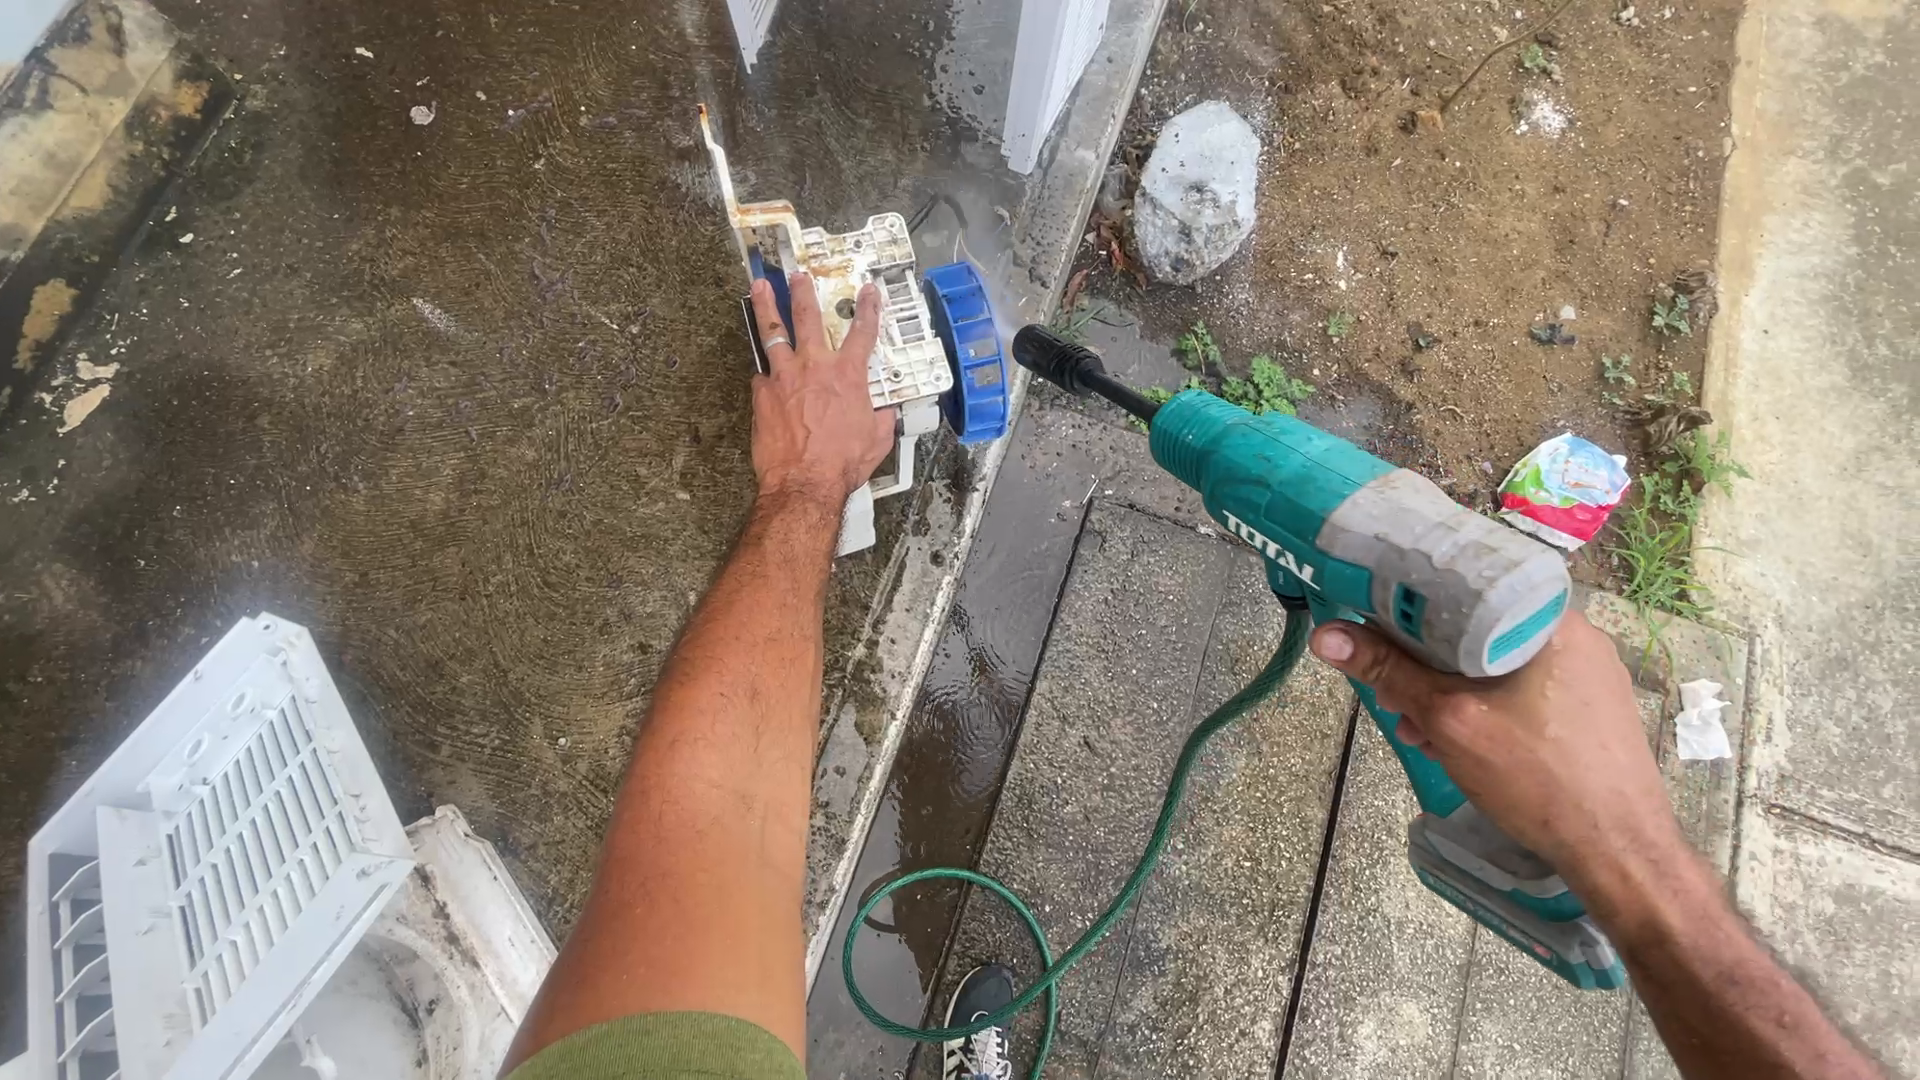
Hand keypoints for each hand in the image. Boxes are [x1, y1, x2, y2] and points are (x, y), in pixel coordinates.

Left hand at [748, 273, 895, 506]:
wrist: (805, 481)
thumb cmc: (841, 464)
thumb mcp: (877, 439)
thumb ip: (881, 418)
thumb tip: (885, 413)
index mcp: (848, 376)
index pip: (863, 332)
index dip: (868, 308)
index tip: (868, 292)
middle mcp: (815, 367)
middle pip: (808, 317)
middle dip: (804, 293)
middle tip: (799, 277)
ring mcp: (784, 378)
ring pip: (772, 332)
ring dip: (766, 307)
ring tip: (759, 288)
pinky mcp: (762, 395)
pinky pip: (761, 376)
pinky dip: (764, 374)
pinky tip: (763, 375)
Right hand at [1309, 613, 1683, 898]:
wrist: (1621, 855)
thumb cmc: (1537, 777)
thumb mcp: (1447, 718)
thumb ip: (1386, 670)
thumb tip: (1324, 633)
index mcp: (1548, 620)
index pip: (1460, 586)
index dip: (1403, 603)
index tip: (1366, 626)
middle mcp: (1570, 634)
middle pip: (1468, 627)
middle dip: (1417, 661)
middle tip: (1388, 695)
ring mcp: (1582, 672)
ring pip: (1485, 661)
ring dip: (1441, 690)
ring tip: (1416, 728)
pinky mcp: (1583, 704)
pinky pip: (1510, 687)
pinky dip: (1474, 705)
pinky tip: (1451, 740)